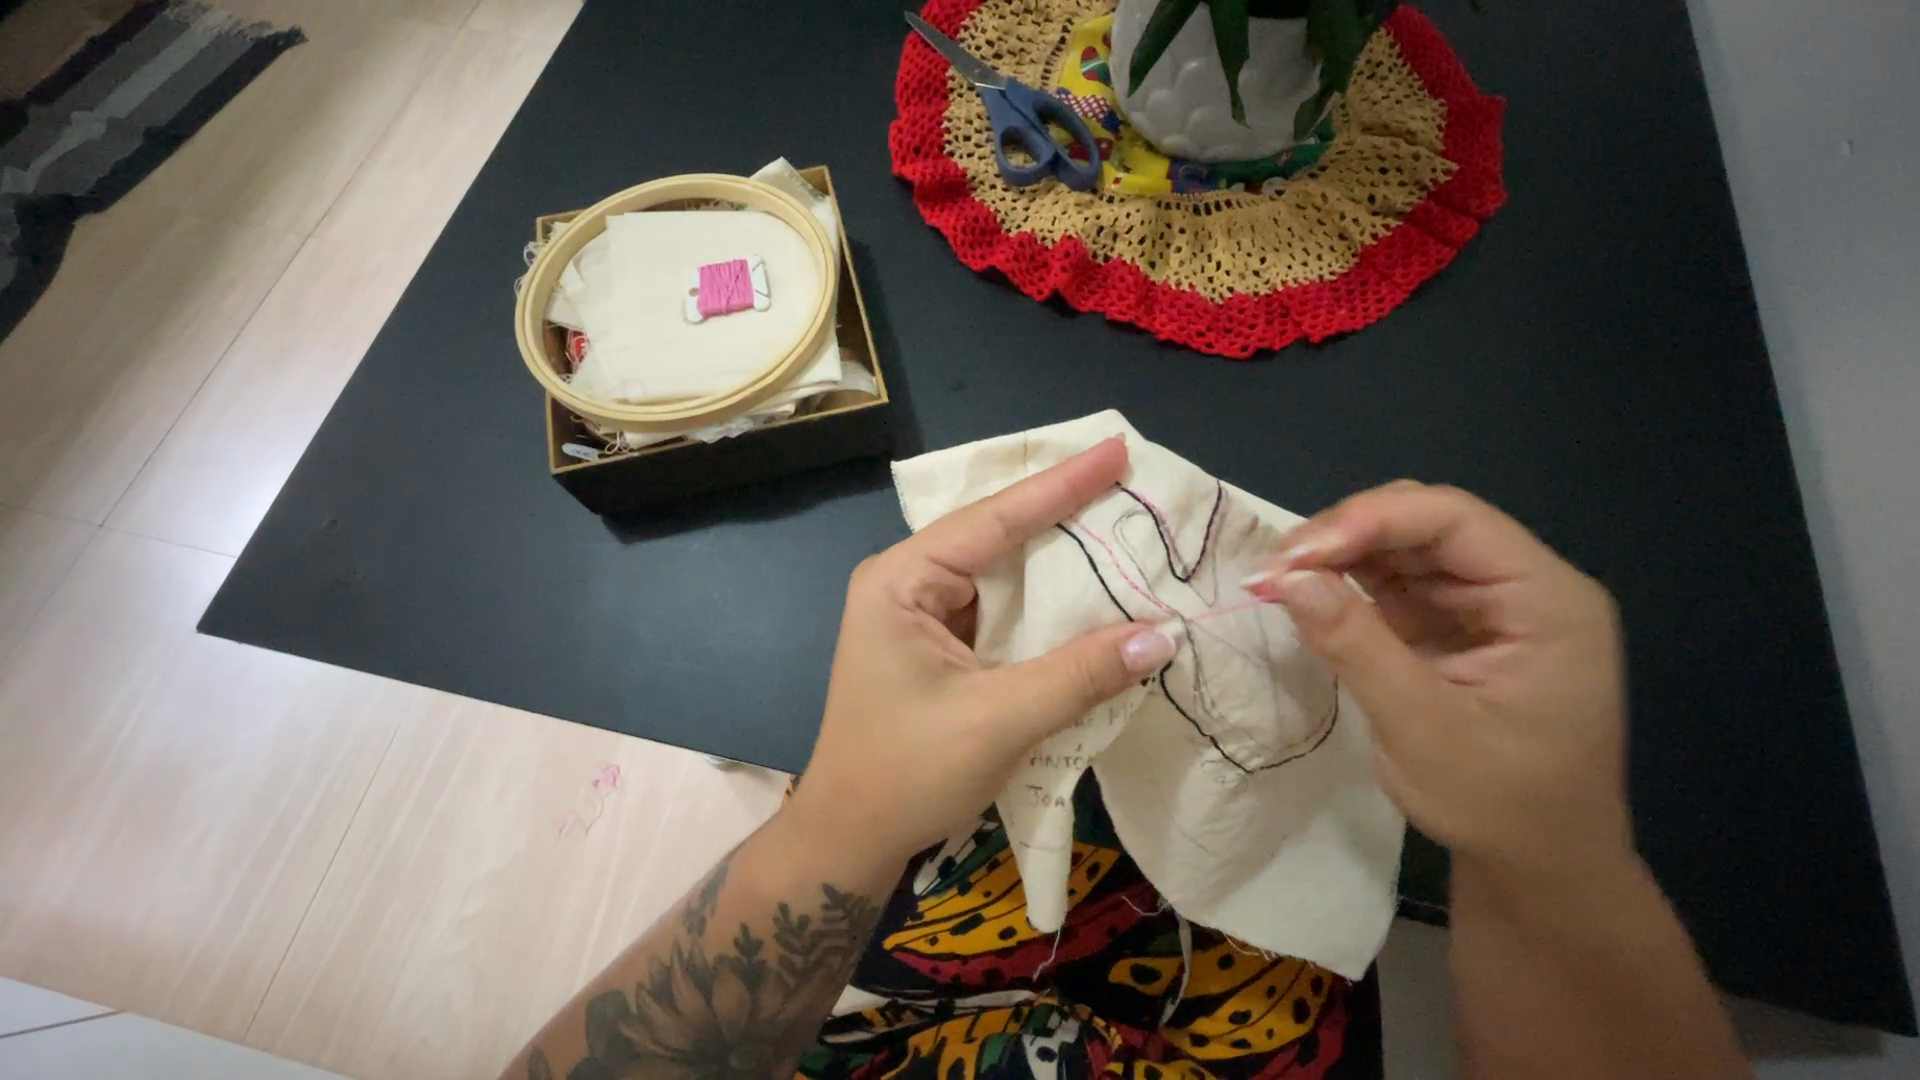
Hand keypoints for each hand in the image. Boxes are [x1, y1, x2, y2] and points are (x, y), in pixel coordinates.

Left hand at [790, 439, 1178, 863]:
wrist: (853, 836)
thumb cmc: (907, 773)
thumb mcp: (998, 720)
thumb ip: (1079, 675)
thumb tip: (1162, 635)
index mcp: (901, 580)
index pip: (992, 519)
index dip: (1060, 485)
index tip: (1114, 450)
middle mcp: (908, 583)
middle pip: (997, 536)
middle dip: (1063, 515)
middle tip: (1129, 484)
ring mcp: (923, 614)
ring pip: (1003, 574)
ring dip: (1059, 563)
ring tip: (1124, 529)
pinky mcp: (940, 645)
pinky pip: (1002, 611)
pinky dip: (1046, 607)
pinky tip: (1092, 595)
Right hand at [1245, 482, 1630, 877]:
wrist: (1536, 864)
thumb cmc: (1498, 803)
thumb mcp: (1421, 727)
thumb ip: (1355, 644)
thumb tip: (1285, 576)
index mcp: (1545, 599)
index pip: (1453, 520)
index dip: (1369, 520)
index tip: (1295, 555)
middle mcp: (1518, 585)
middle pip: (1423, 522)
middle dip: (1344, 534)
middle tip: (1276, 569)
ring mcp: (1482, 604)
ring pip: (1400, 546)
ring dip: (1335, 555)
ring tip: (1277, 579)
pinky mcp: (1448, 624)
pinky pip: (1391, 582)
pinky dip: (1342, 582)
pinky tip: (1305, 594)